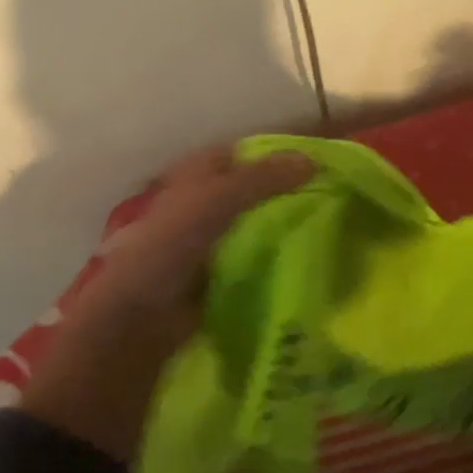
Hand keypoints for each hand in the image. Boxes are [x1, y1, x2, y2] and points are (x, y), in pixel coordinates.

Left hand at [21, 146, 313, 460]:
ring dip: (282, 231)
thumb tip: (312, 160)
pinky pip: (252, 264)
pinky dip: (274, 264)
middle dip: (285, 195)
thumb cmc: (171, 244)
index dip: (273, 155)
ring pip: (253, 229)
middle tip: (332, 201)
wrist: (140, 317)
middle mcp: (200, 204)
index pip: (240, 155)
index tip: (317, 163)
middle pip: (249, 192)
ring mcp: (207, 245)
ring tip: (331, 233)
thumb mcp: (218, 199)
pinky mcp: (215, 280)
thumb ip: (262, 179)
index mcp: (194, 176)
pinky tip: (307, 267)